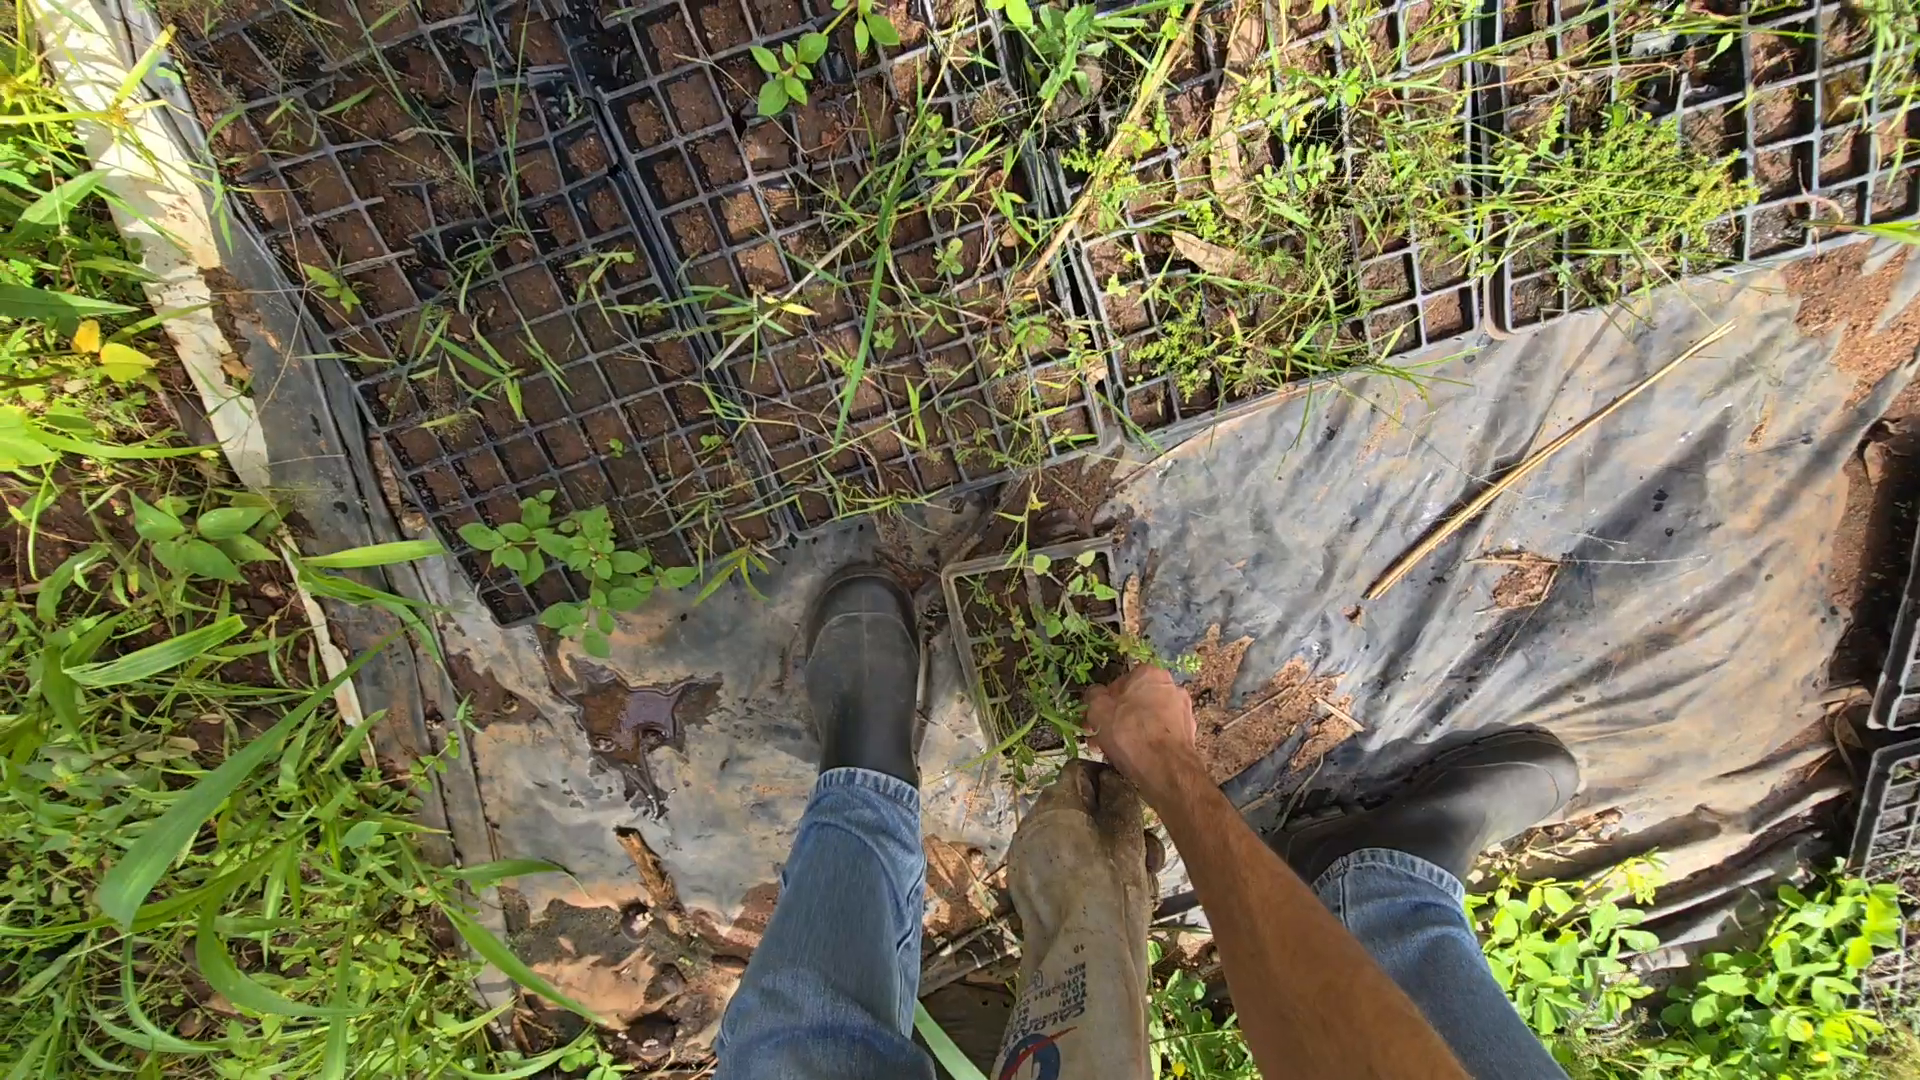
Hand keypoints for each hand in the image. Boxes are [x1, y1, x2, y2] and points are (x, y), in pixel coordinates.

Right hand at [1084, 666, 1199, 800]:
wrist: (1166, 769)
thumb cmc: (1129, 732)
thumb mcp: (1097, 710)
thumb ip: (1093, 695)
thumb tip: (1096, 694)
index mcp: (1149, 673)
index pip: (1119, 683)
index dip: (1104, 703)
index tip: (1096, 719)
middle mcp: (1171, 686)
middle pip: (1135, 701)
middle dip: (1117, 718)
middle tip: (1102, 737)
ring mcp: (1183, 711)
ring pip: (1148, 718)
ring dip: (1132, 730)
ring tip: (1116, 751)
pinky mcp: (1189, 733)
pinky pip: (1161, 733)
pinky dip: (1149, 741)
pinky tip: (1137, 757)